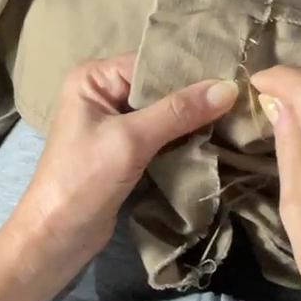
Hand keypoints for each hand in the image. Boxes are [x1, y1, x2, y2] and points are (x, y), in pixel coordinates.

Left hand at [9, 55, 237, 265]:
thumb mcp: (131, 140)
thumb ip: (179, 112)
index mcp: (93, 78)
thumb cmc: (82, 181)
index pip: (151, 63)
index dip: (191, 71)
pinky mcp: (126, 151)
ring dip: (195, 120)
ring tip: (238, 117)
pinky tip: (216, 138)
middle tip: (244, 99)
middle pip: (161, 87)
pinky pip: (163, 135)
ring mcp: (115, 124)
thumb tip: (230, 87)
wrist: (56, 238)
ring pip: (166, 113)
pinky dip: (185, 138)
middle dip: (197, 96)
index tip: (235, 76)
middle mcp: (103, 93)